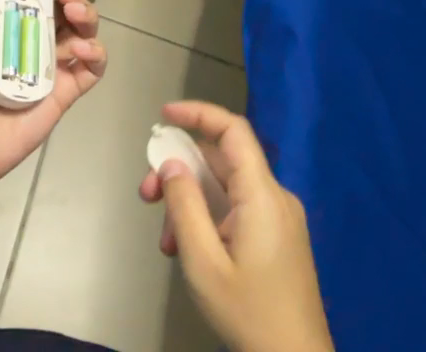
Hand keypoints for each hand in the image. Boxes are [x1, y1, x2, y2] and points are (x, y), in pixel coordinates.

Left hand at [0, 0, 106, 185]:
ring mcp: (50, 64)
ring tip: (75, 14)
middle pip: (66, 4)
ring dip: (87, 14)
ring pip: (83, 29)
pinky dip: (96, 53)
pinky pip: (91, 68)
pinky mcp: (63, 91)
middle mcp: (31, 36)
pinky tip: (83, 48)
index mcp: (6, 19)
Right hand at [138, 101, 333, 351]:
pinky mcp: (277, 236)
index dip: (198, 113)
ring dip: (189, 201)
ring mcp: (279, 217)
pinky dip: (207, 216)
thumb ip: (184, 206)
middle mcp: (275, 197)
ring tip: (167, 238)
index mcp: (262, 196)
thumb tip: (171, 163)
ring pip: (224, 187)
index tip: (163, 116)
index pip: (233, 131)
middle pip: (221, 160)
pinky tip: (187, 247)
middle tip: (147, 195)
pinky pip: (236, 208)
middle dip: (179, 170)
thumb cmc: (248, 311)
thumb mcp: (203, 261)